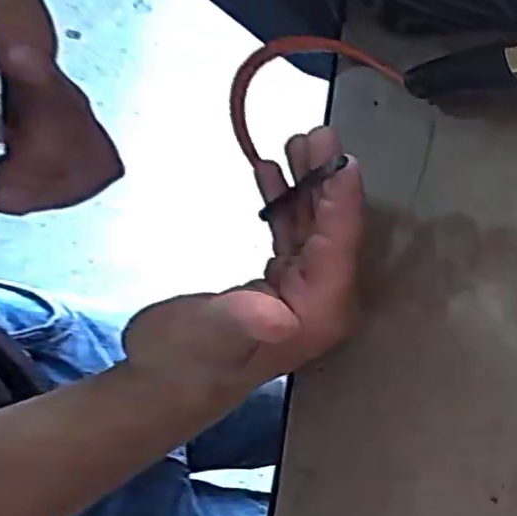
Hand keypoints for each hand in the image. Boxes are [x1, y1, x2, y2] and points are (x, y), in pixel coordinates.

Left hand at [0, 0, 120, 211]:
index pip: (14, 10)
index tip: (25, 68)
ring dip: (56, 183)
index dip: (31, 40)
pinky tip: (18, 188)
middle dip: (44, 159)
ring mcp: (47, 89)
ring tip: (2, 193)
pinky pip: (90, 164)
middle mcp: (15, 46)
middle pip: (66, 104)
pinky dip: (63, 187)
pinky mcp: (60, 124)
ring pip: (90, 144)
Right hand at [122, 126, 361, 404]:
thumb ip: (240, 321)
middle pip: (335, 232)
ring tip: (300, 143)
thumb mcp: (208, 337)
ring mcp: (306, 293)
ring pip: (315, 229)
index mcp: (321, 310)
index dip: (343, 201)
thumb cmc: (186, 360)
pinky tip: (274, 173)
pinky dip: (285, 204)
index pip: (341, 245)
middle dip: (328, 183)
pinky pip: (294, 237)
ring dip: (307, 186)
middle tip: (321, 135)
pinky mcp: (284, 285)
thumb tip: (274, 314)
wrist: (171, 379)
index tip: (345, 159)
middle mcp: (324, 300)